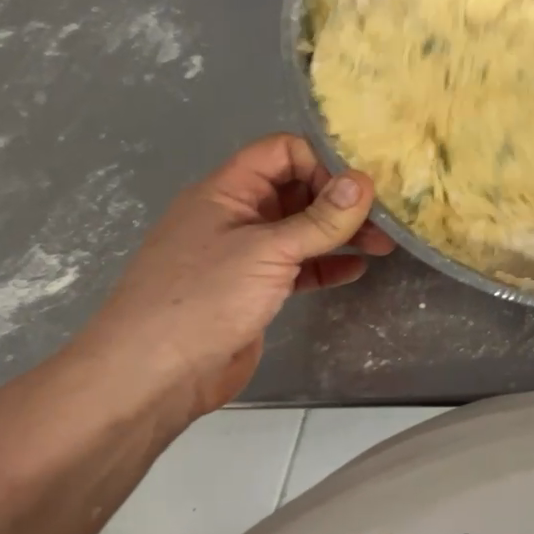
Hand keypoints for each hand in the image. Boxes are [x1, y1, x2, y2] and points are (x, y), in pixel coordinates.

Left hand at [77, 134, 394, 418]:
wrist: (146, 381)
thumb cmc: (202, 300)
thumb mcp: (269, 251)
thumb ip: (322, 217)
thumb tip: (364, 180)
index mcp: (226, 194)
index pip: (282, 152)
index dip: (322, 161)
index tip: (360, 187)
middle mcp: (235, 217)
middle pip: (299, 188)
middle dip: (344, 200)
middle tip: (387, 216)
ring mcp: (243, 254)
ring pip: (304, 228)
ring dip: (344, 232)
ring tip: (384, 245)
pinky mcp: (253, 288)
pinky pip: (301, 264)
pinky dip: (329, 263)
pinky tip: (356, 270)